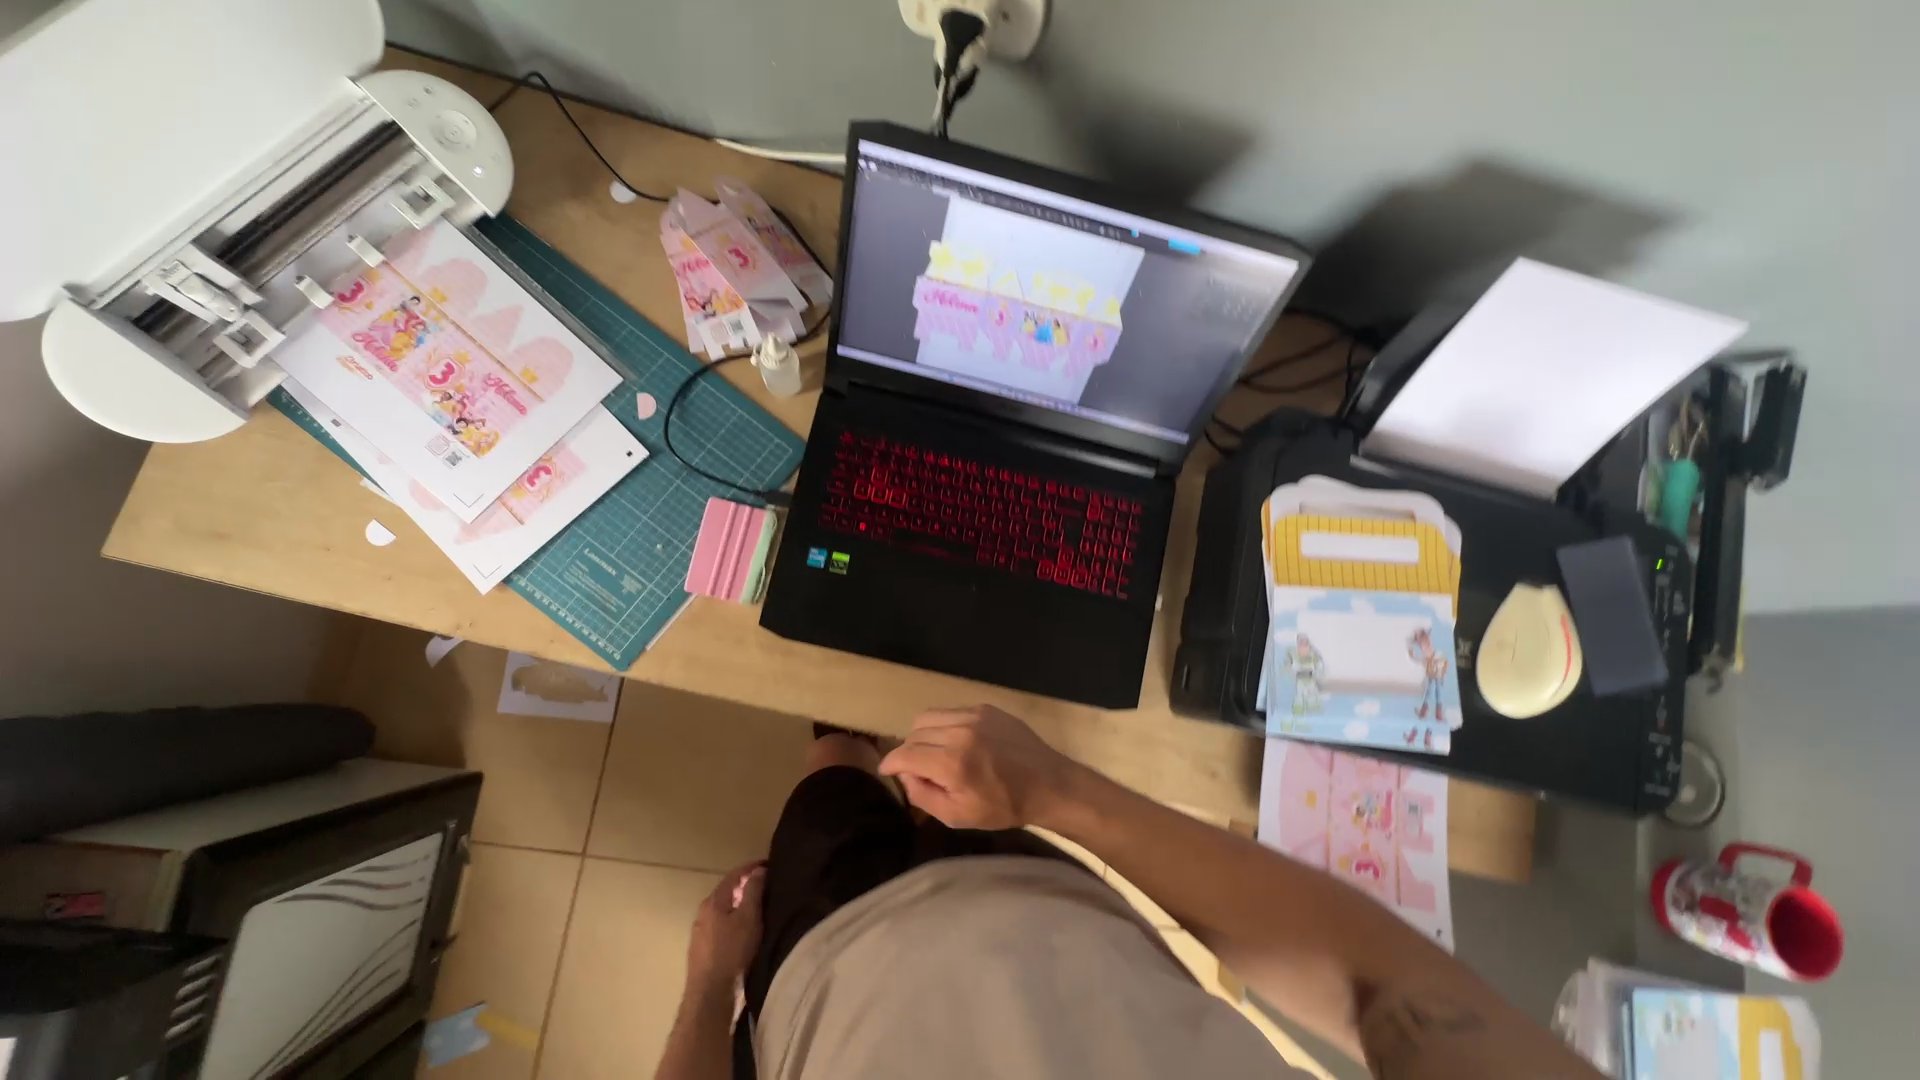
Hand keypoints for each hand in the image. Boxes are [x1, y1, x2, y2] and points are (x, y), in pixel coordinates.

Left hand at [685, 861, 764, 993]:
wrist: (710, 994)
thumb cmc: (733, 952)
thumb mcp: (749, 918)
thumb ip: (754, 891)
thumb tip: (758, 870)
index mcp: (714, 901)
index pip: (734, 875)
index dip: (751, 867)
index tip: (769, 864)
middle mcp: (703, 913)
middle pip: (727, 892)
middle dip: (746, 886)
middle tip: (767, 886)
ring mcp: (700, 933)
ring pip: (723, 911)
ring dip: (740, 906)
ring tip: (759, 908)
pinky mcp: (702, 950)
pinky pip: (720, 927)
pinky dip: (733, 922)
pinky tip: (744, 932)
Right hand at [879, 706, 1078, 829]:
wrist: (1048, 784)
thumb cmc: (1004, 806)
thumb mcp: (958, 816)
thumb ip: (923, 796)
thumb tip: (905, 776)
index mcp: (952, 763)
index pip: (905, 754)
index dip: (890, 763)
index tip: (886, 770)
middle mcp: (959, 733)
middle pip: (914, 733)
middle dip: (909, 752)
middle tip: (919, 769)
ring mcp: (974, 716)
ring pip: (929, 717)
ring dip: (924, 735)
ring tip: (937, 753)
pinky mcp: (986, 708)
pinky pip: (951, 711)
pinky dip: (945, 725)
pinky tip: (959, 742)